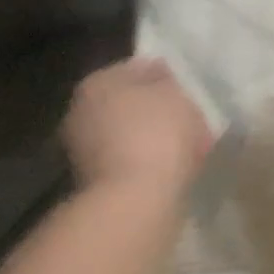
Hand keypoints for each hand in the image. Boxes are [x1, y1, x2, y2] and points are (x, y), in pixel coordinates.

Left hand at [63, 58, 212, 194]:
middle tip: (192, 119)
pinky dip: (151, 166)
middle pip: (130, 104)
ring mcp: (84, 152)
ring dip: (155, 141)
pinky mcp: (95, 186)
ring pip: (131, 136)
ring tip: (190, 148)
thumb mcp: (174, 94)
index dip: (166, 76)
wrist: (134, 204)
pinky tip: (176, 172)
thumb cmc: (154, 135)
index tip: (190, 90)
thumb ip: (170, 83)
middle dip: (159, 111)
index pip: (136, 69)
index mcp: (96, 82)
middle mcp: (82, 112)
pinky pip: (132, 165)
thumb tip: (163, 82)